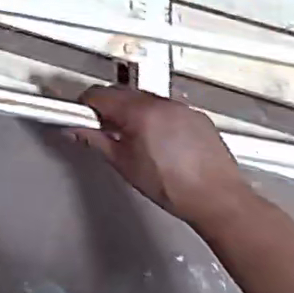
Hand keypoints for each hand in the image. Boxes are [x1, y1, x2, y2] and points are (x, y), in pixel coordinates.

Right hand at [70, 87, 256, 231]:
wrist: (218, 200)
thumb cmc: (173, 187)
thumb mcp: (124, 164)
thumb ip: (95, 141)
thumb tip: (75, 130)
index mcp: (138, 111)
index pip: (99, 94)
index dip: (85, 104)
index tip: (81, 115)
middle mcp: (159, 102)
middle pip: (121, 92)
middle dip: (108, 107)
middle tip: (104, 129)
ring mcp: (180, 107)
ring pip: (144, 99)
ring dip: (133, 111)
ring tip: (134, 139)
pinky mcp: (196, 116)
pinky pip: (167, 108)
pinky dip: (157, 117)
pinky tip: (160, 142)